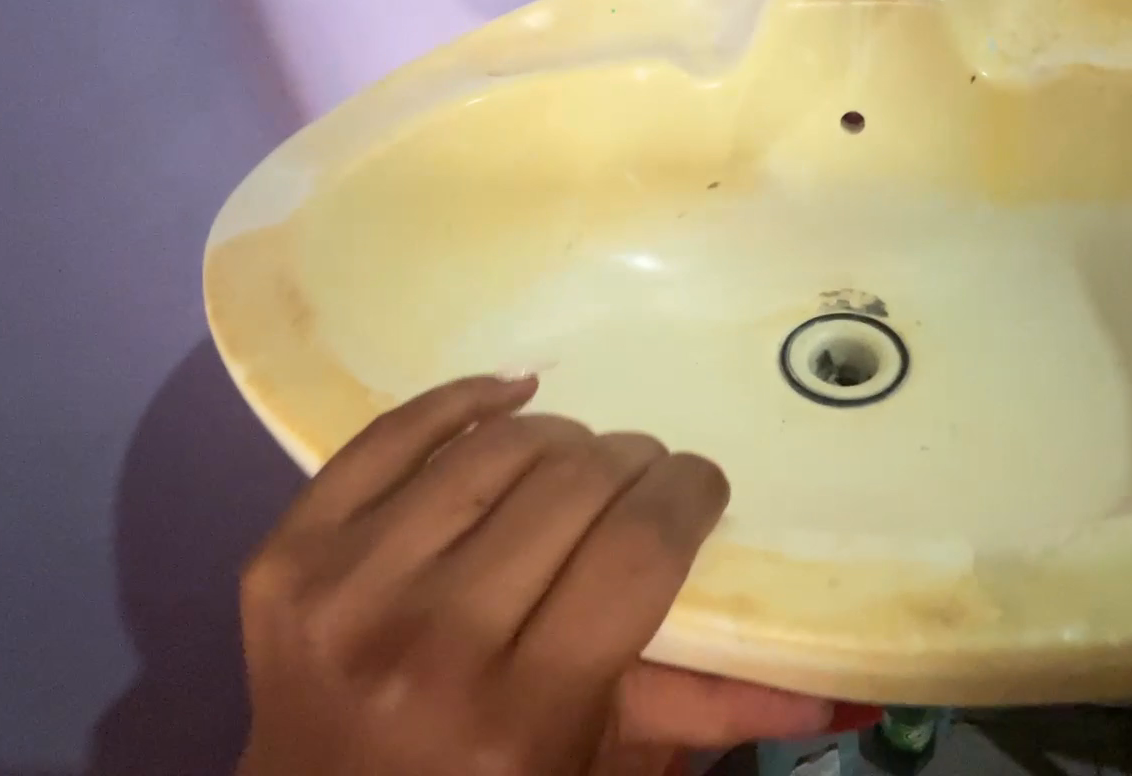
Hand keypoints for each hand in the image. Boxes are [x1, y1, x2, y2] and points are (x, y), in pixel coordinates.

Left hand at [236, 376, 838, 774]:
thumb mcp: (606, 761)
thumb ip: (711, 714)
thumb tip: (843, 701)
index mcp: (523, 714)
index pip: (640, 547)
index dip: (689, 490)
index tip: (699, 483)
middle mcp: (428, 648)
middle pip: (576, 485)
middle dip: (635, 463)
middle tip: (646, 473)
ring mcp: (345, 593)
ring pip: (497, 449)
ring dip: (564, 436)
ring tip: (583, 457)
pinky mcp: (288, 555)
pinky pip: (391, 433)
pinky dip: (461, 399)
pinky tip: (511, 392)